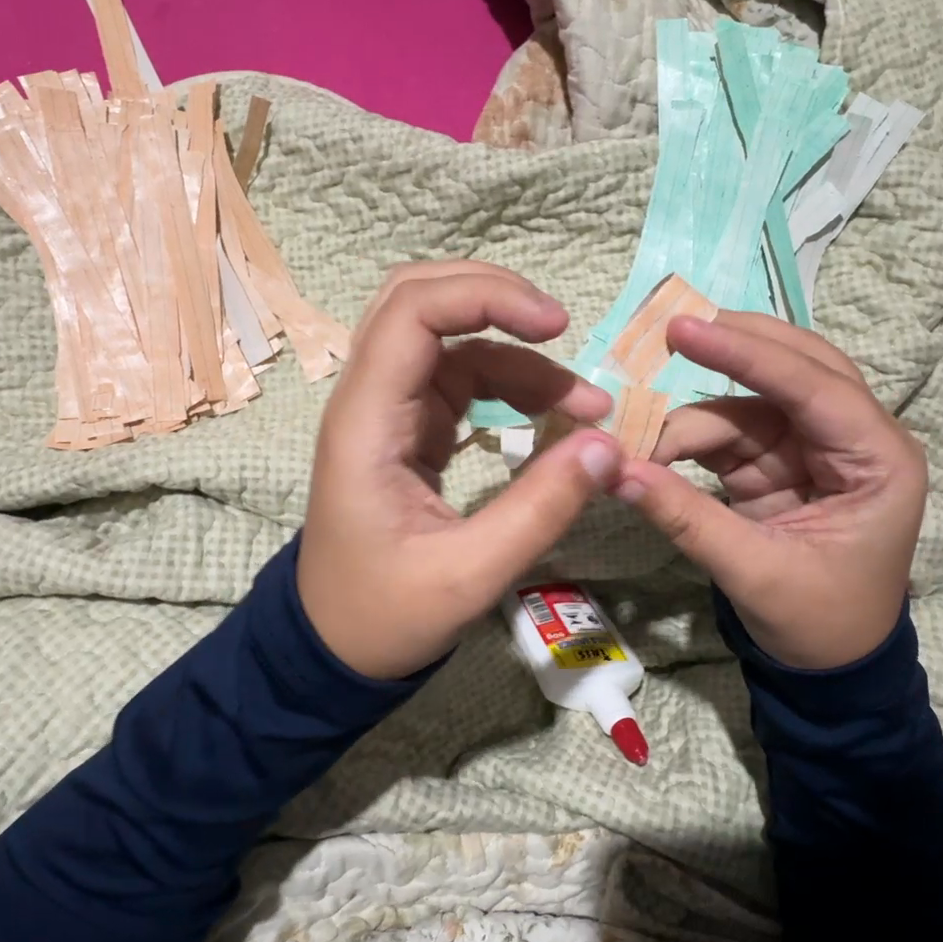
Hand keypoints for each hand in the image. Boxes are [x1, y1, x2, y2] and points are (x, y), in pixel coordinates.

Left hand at [299, 261, 625, 679]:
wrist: (335, 645)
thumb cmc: (385, 615)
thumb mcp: (468, 575)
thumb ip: (539, 509)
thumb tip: (608, 446)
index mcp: (366, 422)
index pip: (411, 312)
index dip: (484, 296)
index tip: (556, 325)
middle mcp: (370, 399)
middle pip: (419, 300)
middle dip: (494, 299)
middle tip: (561, 328)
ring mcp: (389, 411)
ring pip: (450, 341)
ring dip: (519, 357)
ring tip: (586, 407)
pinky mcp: (411, 429)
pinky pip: (461, 380)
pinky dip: (511, 385)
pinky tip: (552, 416)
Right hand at [614, 313, 927, 669]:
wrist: (828, 668)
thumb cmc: (818, 623)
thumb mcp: (756, 574)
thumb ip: (686, 518)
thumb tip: (615, 471)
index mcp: (879, 459)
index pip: (815, 385)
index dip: (747, 355)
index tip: (686, 330)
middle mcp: (851, 437)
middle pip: (794, 366)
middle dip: (731, 349)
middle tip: (665, 333)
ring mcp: (809, 447)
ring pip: (745, 401)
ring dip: (688, 416)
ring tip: (633, 437)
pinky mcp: (773, 462)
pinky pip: (725, 432)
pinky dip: (683, 437)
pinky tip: (648, 447)